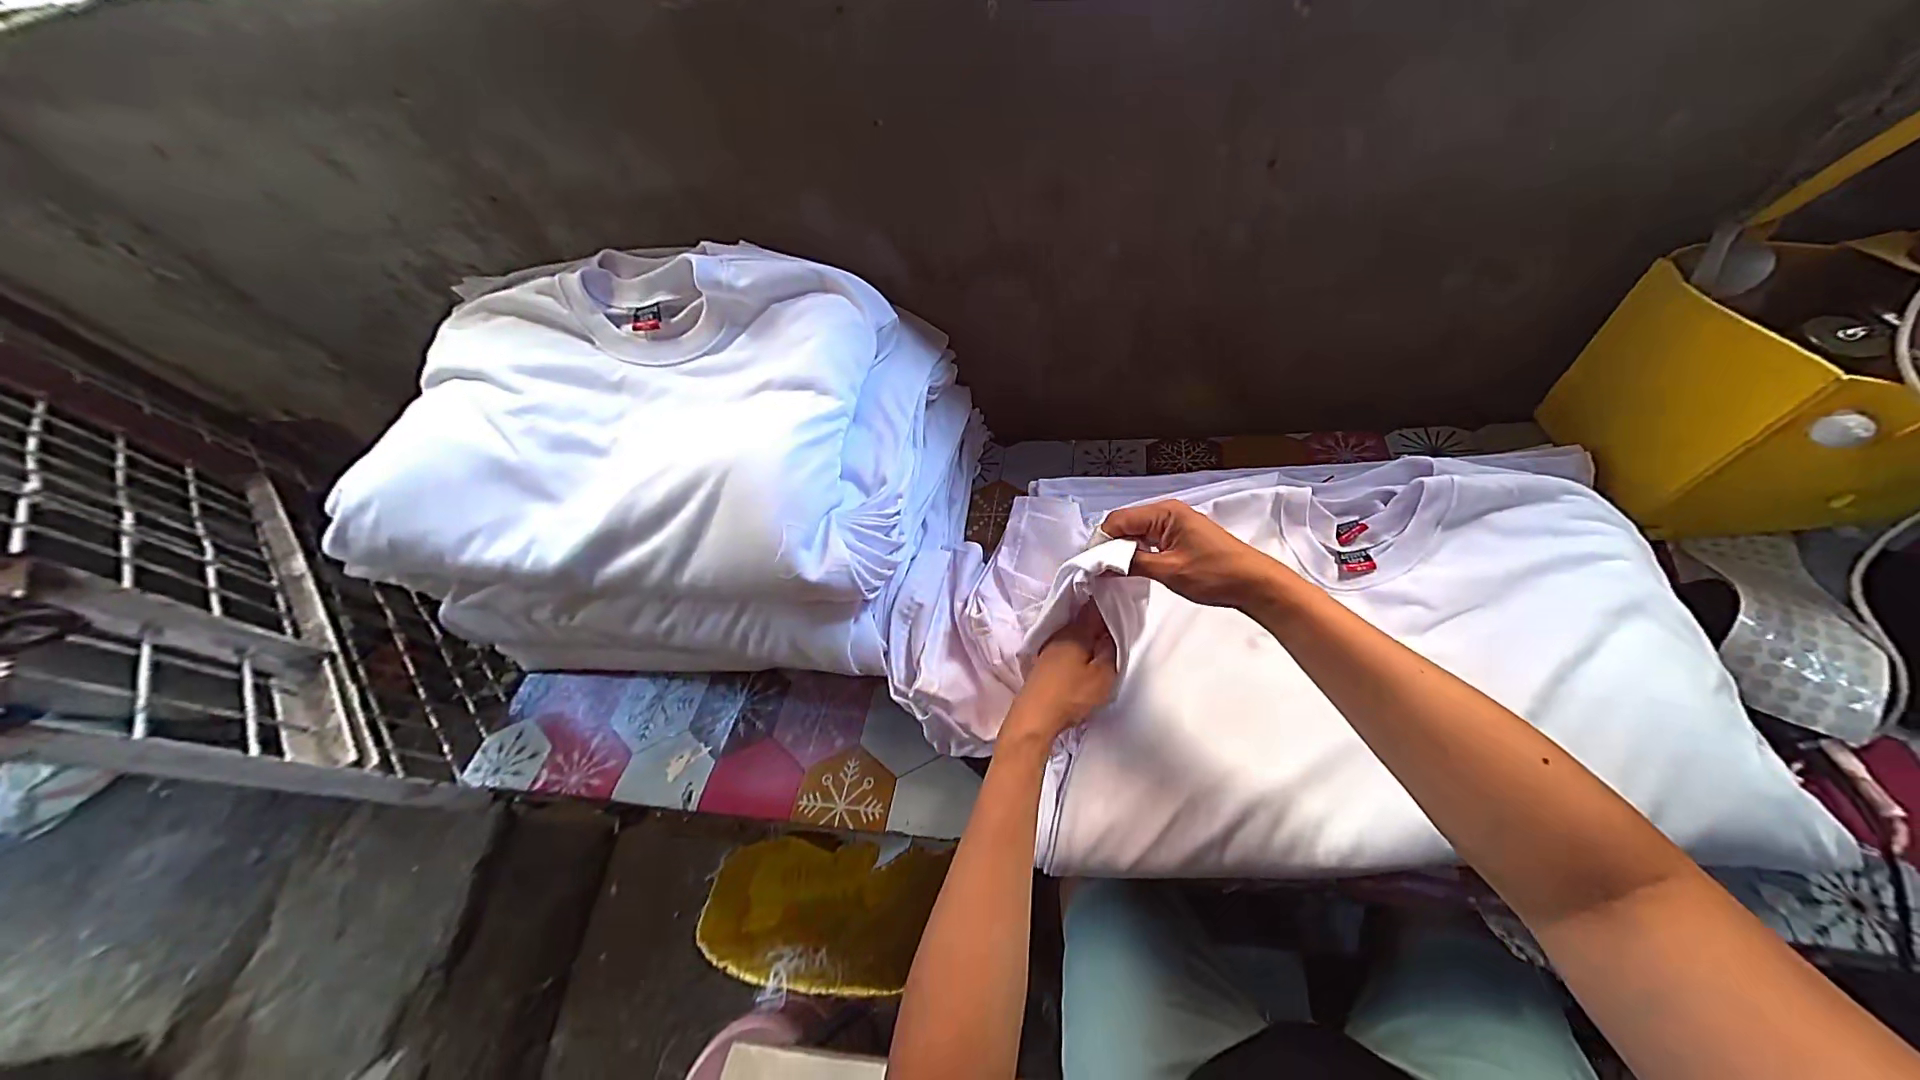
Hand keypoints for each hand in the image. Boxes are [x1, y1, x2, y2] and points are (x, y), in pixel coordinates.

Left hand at [1004, 603, 1117, 744]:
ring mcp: (1048, 650)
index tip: (1120, 608)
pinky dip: (1077, 652)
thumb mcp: (1102, 677)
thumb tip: (1111, 636)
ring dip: (1087, 640)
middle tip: (1116, 630)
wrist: (1033, 717)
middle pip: (1082, 623)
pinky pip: (1065, 650)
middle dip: (1098, 625)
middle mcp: (1059, 636)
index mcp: (1075, 633)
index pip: (1093, 611)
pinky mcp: (1043, 665)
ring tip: (1103, 647)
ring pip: (1073, 637)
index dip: (1106, 607)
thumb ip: (1110, 653)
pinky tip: (1083, 661)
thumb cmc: (1070, 695)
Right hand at [1100, 499, 1289, 608]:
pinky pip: (1150, 540)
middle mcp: (1169, 512)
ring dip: (1125, 551)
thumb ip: (1132, 563)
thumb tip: (1106, 563)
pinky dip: (1139, 553)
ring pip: (1136, 533)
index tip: (1092, 563)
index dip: (1102, 541)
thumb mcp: (1168, 570)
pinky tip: (1135, 569)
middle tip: (1102, 571)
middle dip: (1111, 546)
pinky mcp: (1181, 537)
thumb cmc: (1218, 573)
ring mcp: (1176, 524)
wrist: (1255, 584)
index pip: (1118, 520)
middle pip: (1126, 524)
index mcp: (1165, 512)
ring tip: (1117, 573)